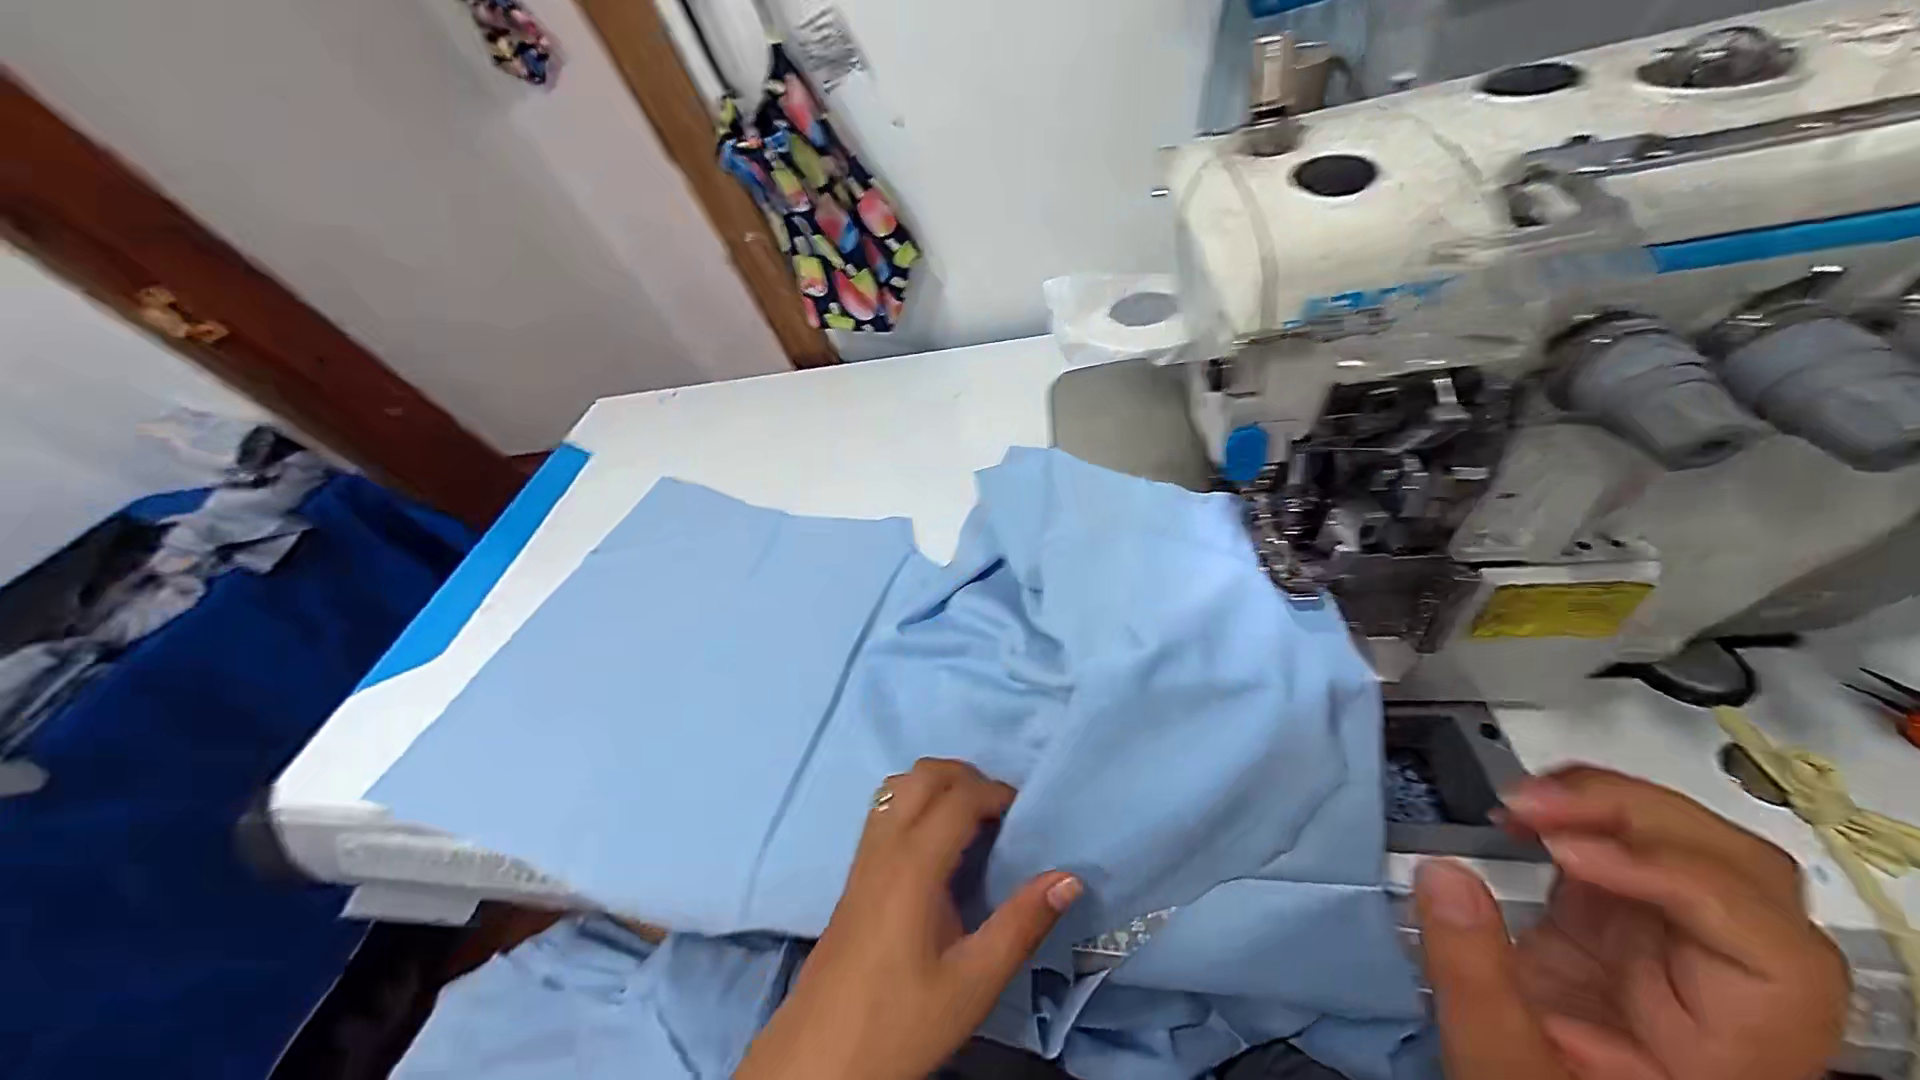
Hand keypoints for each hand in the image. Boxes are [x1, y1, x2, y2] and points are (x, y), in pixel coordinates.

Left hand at [735, 758, 1082, 1079]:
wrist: (820, 1057)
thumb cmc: (901, 1021)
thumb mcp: (973, 983)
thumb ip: (1022, 924)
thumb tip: (1069, 877)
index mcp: (914, 865)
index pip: (959, 797)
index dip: (997, 793)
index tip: (1025, 816)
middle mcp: (884, 846)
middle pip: (925, 774)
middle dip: (968, 777)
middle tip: (1000, 812)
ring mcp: (864, 856)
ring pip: (899, 784)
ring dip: (938, 784)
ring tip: (971, 820)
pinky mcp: (854, 871)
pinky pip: (884, 807)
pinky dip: (915, 799)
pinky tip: (936, 841)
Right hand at [1415, 766, 1849, 1079]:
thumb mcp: (1503, 1066)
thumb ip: (1474, 978)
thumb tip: (1441, 874)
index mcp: (1734, 1052)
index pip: (1768, 946)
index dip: (1679, 877)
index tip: (1566, 849)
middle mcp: (1726, 992)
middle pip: (1739, 876)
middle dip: (1636, 818)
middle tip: (1537, 803)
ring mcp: (1673, 951)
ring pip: (1687, 847)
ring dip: (1605, 805)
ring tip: (1522, 799)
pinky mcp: (1617, 925)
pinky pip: (1619, 851)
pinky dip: (1573, 817)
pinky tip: (1522, 817)